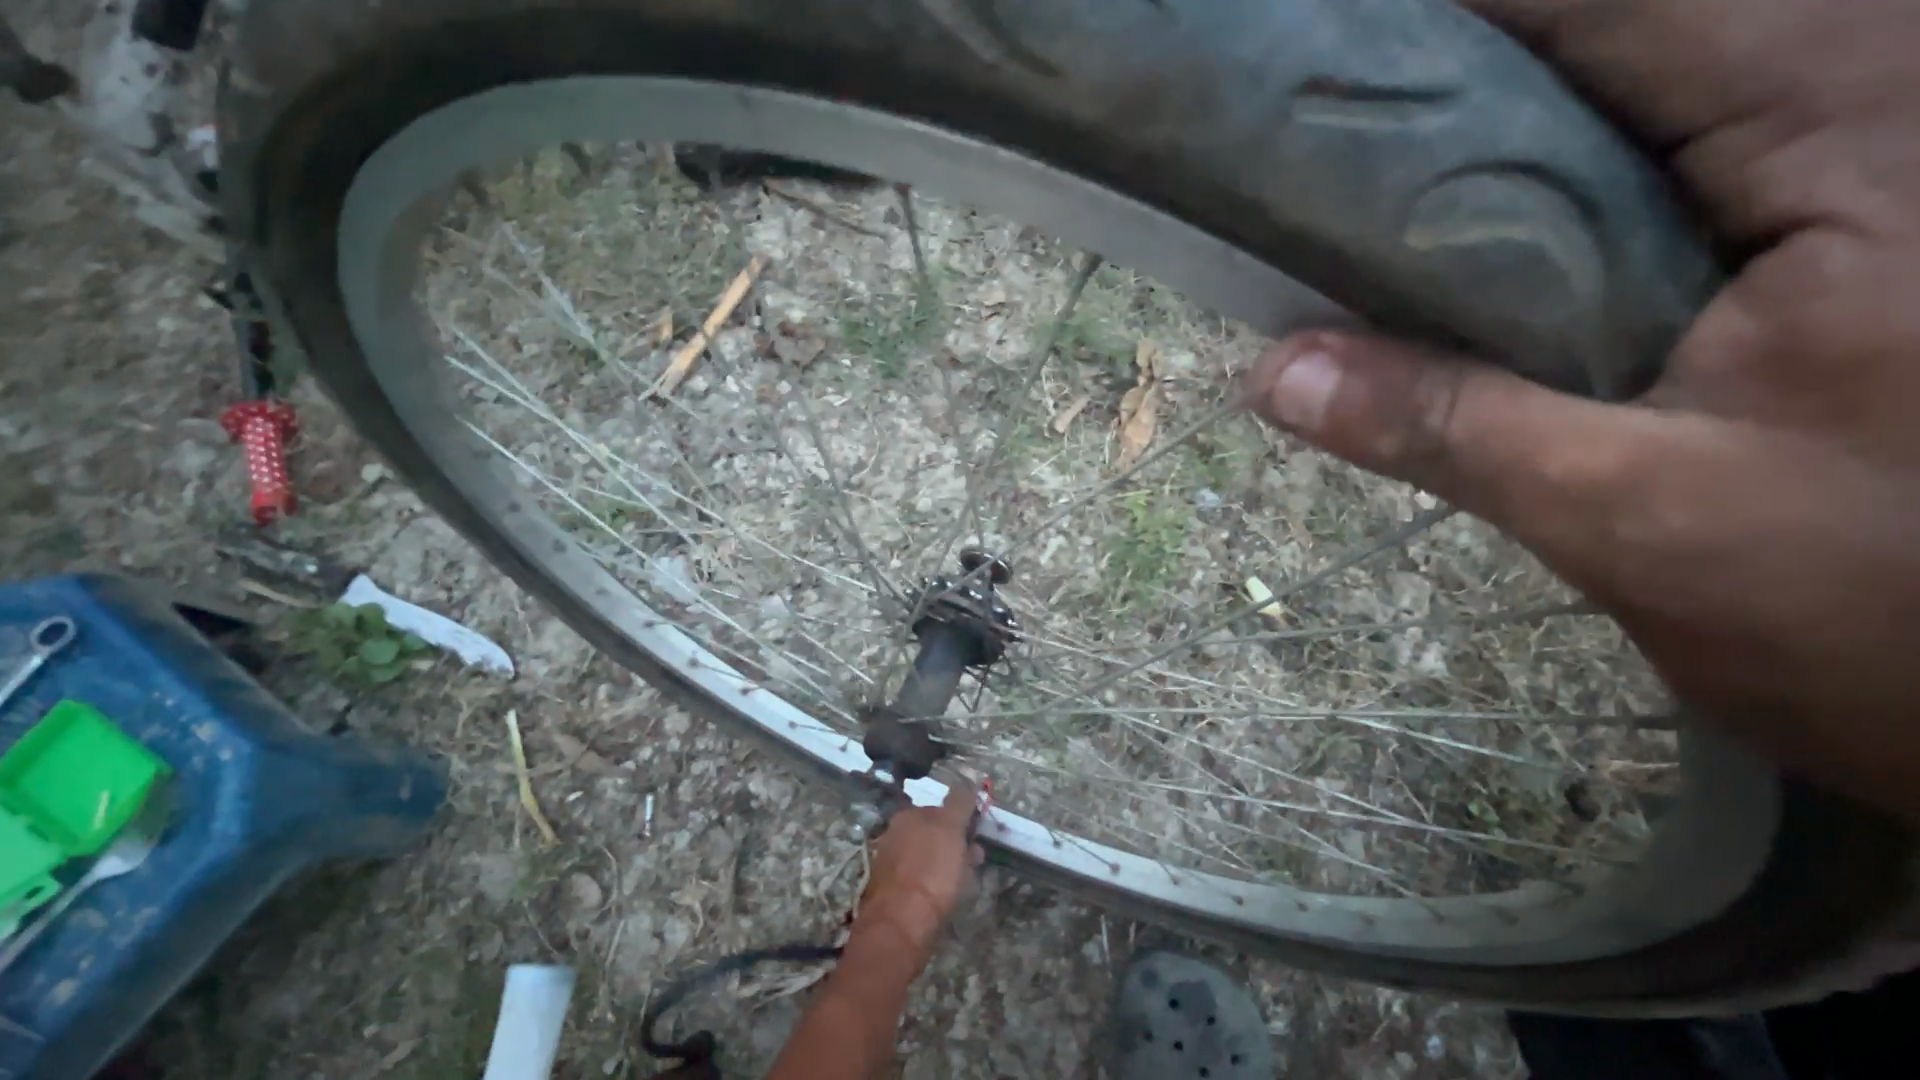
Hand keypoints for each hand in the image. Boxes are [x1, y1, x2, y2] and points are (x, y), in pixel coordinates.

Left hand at [855, 781, 983, 957]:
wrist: (900, 923)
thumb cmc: (930, 871)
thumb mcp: (950, 829)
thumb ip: (959, 802)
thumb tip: (967, 778)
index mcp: (906, 816)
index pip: (940, 809)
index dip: (961, 821)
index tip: (976, 837)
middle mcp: (893, 834)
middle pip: (931, 834)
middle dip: (953, 844)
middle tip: (973, 862)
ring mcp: (889, 863)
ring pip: (926, 857)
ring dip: (945, 865)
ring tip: (963, 882)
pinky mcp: (890, 891)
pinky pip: (919, 879)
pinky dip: (933, 883)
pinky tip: (943, 896)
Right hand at [1248, 0, 1919, 820]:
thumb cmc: (1887, 609)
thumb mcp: (1640, 516)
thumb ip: (1449, 428)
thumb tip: (1274, 378)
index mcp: (1867, 126)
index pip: (1617, 8)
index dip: (1460, 21)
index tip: (1330, 67)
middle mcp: (1876, 107)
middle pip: (1616, 44)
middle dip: (1459, 89)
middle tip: (1324, 146)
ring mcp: (1856, 170)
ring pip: (1632, 108)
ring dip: (1495, 145)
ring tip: (1366, 193)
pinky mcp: (1837, 232)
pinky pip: (1660, 176)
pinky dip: (1547, 202)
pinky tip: (1461, 257)